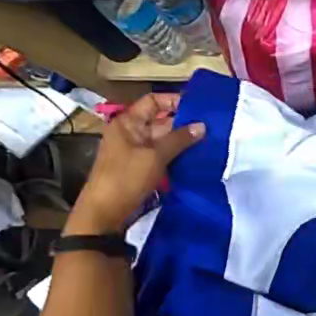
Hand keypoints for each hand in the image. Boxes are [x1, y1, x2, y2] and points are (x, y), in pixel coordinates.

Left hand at [64, 94, 203, 234]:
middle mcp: (131, 133)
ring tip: (209, 142)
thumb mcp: (154, 156)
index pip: (153, 101)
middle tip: (211, 127)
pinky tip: (196, 159)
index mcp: (128, 122)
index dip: (174, 100)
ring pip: (163, 141)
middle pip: (160, 121)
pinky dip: (176, 157)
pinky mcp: (140, 170)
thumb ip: (179, 139)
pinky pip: (161, 157)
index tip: (198, 107)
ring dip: (182, 142)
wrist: (104, 215)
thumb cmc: (125, 178)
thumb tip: (202, 125)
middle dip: (184, 124)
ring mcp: (135, 152)